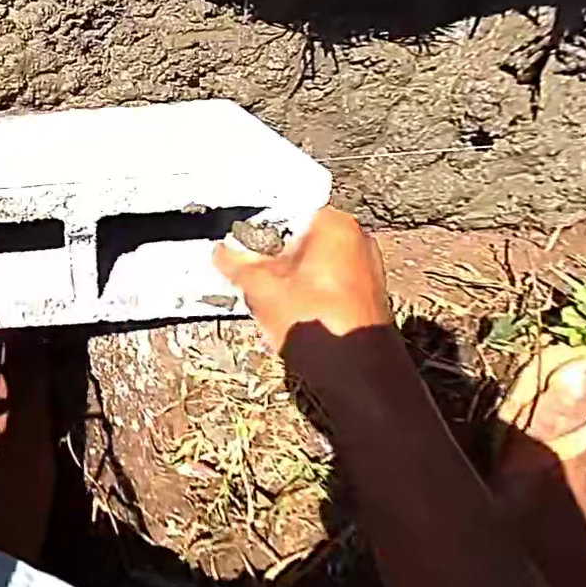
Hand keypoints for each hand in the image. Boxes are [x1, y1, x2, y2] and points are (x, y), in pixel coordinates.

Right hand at [213, 207, 394, 349]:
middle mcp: (356, 238)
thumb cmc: (316, 324)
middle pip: (297, 236)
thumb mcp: (259, 288)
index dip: (254, 227)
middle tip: (248, 272)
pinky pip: (325, 278)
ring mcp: (365, 266)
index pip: (284, 211)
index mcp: (334, 225)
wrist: (357, 374)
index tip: (237, 241)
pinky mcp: (365, 291)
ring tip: (267, 296)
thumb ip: (235, 262)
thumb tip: (221, 251)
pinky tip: (289, 311)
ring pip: (310, 259)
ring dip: (285, 274)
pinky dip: (304, 288)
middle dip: (269, 254)